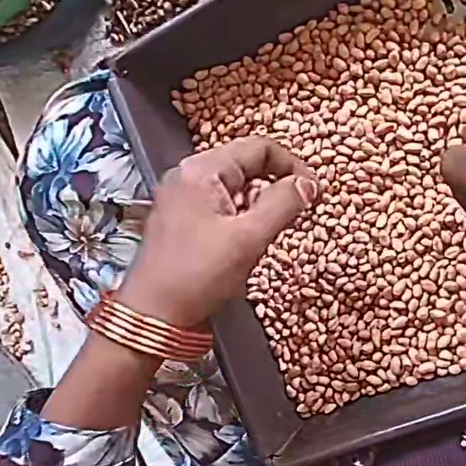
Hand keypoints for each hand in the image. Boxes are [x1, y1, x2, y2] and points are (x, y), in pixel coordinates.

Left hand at [117, 137, 319, 327]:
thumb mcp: (249, 239)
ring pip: (237, 190)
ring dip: (260, 209)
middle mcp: (189, 177)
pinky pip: (223, 209)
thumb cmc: (195, 276)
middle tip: (295, 216)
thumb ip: (283, 204)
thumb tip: (307, 185)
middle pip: (247, 167)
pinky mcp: (183, 221)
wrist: (152, 316)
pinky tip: (246, 247)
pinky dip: (242, 222)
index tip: (313, 191)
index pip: (259, 148)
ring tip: (265, 238)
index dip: (293, 166)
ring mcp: (183, 199)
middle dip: (276, 189)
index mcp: (202, 170)